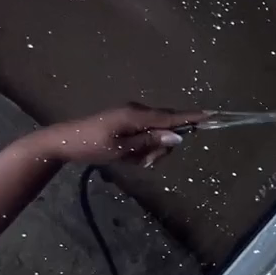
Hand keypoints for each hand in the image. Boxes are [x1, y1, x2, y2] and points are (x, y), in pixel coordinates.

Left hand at [25, 104, 208, 166]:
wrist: (64, 142)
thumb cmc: (92, 145)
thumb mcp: (124, 149)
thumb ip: (152, 142)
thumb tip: (176, 137)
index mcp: (135, 116)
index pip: (170, 117)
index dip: (192, 118)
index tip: (211, 115)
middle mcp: (136, 112)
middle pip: (166, 129)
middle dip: (162, 148)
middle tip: (144, 162)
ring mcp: (131, 117)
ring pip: (157, 137)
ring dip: (151, 152)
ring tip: (133, 160)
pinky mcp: (127, 123)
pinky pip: (146, 137)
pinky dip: (143, 150)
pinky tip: (129, 157)